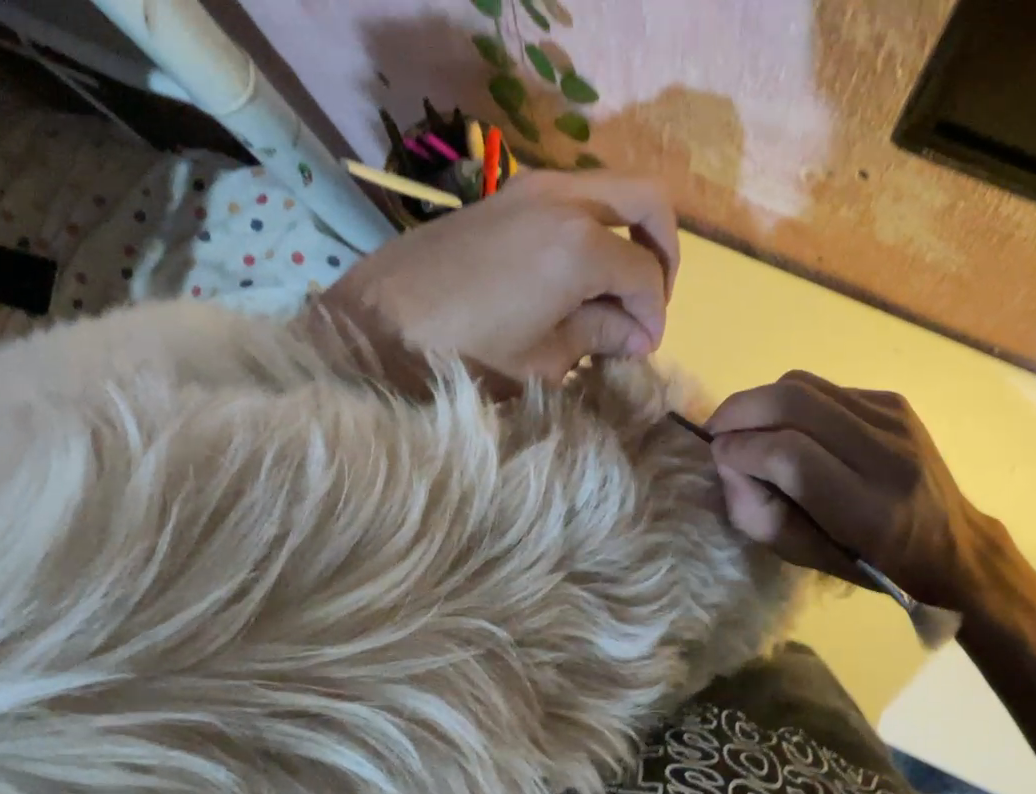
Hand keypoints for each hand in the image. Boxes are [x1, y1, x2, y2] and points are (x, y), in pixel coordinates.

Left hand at [319, 170, 678, 387]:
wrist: (371, 326)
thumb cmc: (461, 357)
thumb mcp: (540, 362)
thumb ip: (598, 337)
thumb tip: (636, 333)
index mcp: (579, 247)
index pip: (646, 276)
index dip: (654, 317)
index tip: (642, 350)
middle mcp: (563, 200)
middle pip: (647, 202)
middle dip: (664, 252)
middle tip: (649, 300)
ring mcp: (530, 188)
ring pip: (610, 189)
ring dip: (627, 234)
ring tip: (614, 291)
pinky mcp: (504, 194)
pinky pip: (572, 197)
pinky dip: (592, 227)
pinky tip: (575, 277)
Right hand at [705, 371, 1001, 609]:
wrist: (952, 545)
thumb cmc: (874, 564)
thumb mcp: (810, 559)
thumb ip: (760, 514)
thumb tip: (728, 461)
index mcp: (868, 511)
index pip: (791, 456)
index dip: (743, 448)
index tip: (718, 454)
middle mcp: (887, 456)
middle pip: (795, 403)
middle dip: (742, 409)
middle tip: (718, 428)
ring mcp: (896, 421)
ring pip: (805, 385)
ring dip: (762, 400)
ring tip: (746, 426)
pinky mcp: (896, 403)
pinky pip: (825, 388)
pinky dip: (793, 403)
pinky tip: (792, 428)